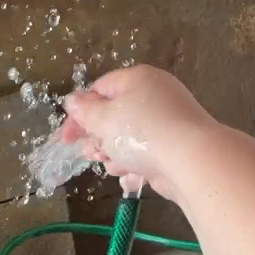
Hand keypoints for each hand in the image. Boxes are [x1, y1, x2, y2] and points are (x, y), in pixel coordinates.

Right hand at [58, 65, 217, 201]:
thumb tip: (72, 100)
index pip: (99, 90)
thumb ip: (85, 110)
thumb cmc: (140, 133)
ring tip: (114, 164)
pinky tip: (132, 174)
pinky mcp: (169, 144)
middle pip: (112, 116)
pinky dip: (133, 163)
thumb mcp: (104, 119)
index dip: (79, 114)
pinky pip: (142, 152)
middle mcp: (151, 94)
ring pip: (125, 138)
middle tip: (91, 153)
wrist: (188, 158)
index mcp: (135, 80)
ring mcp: (163, 120)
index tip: (66, 138)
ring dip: (113, 155)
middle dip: (97, 138)